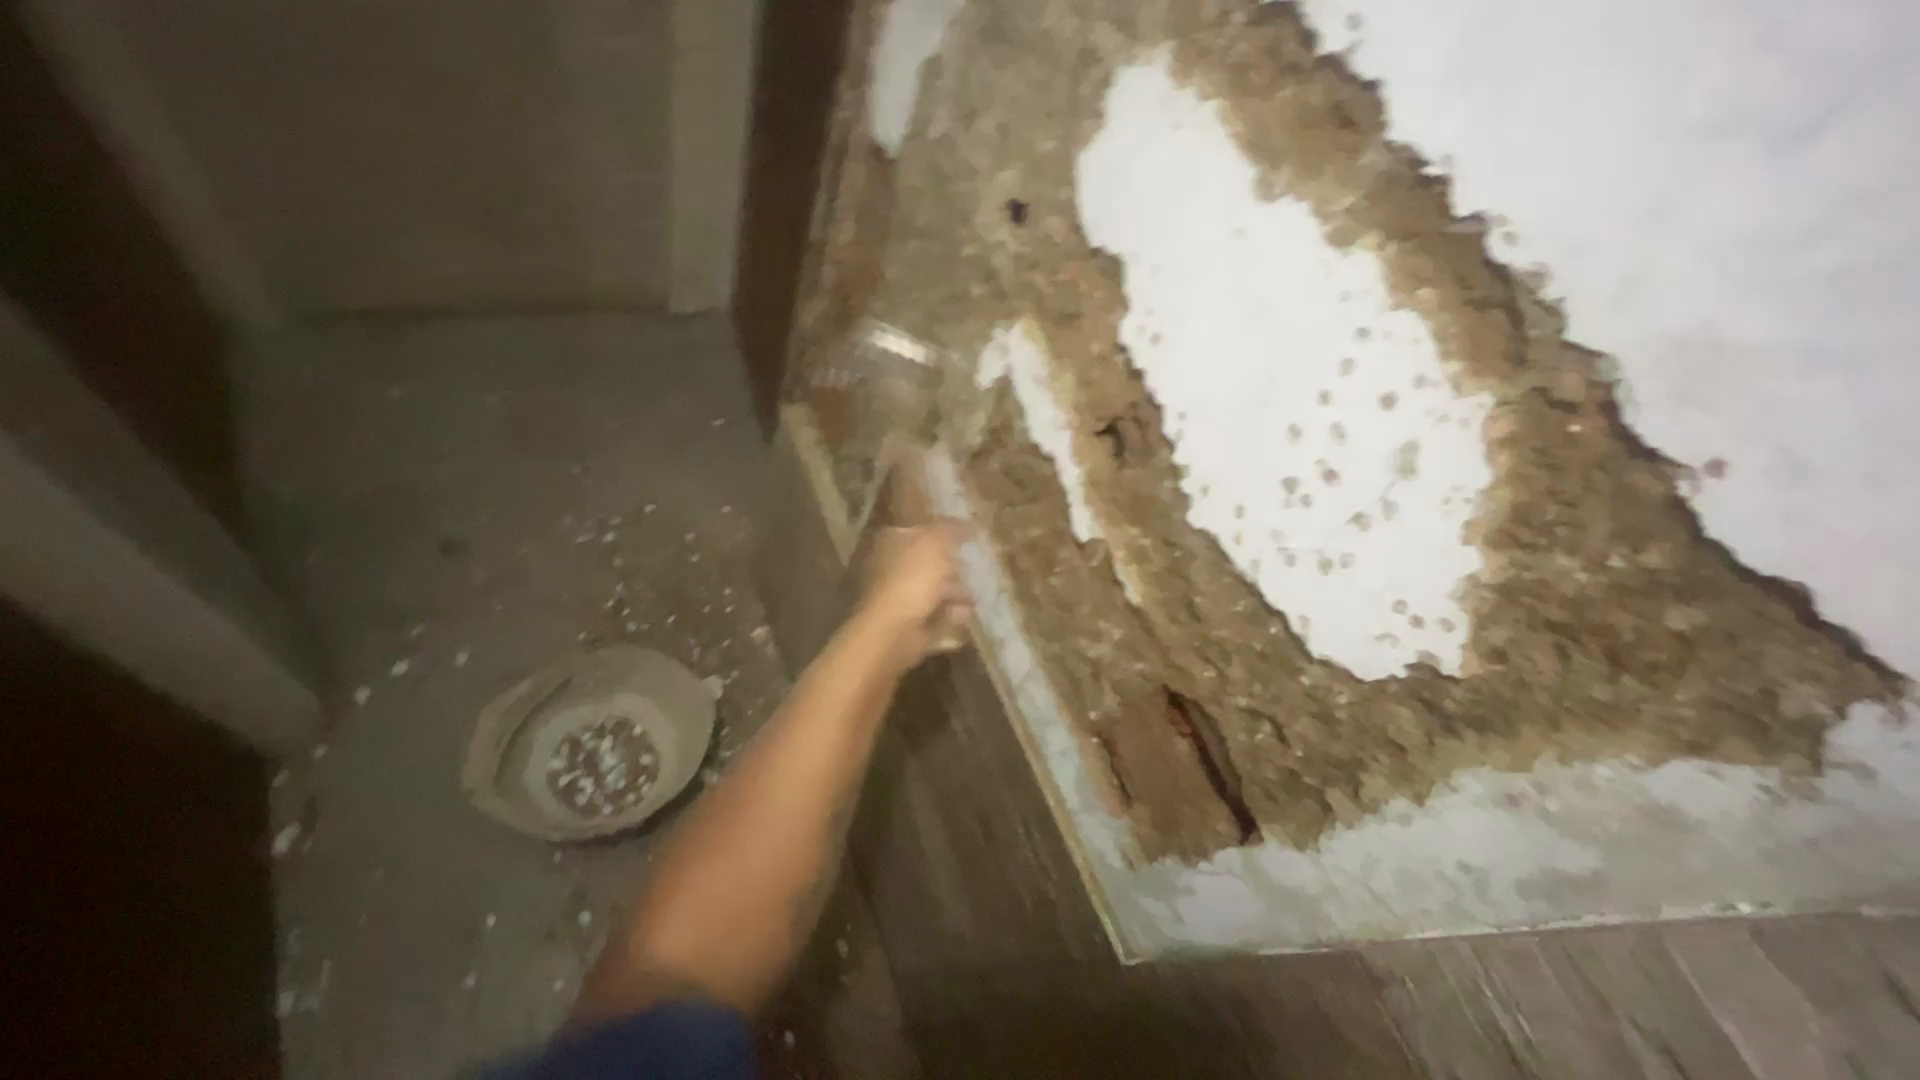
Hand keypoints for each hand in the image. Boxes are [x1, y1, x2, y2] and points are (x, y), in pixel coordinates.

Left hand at [857, 520, 972, 666]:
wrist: (892, 630)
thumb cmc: (912, 577)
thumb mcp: (936, 541)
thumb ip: (952, 529)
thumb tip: (969, 523)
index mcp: (889, 541)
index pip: (917, 530)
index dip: (942, 532)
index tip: (968, 539)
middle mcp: (887, 566)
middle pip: (924, 562)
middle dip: (950, 567)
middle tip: (973, 569)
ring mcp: (893, 597)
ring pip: (929, 590)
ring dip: (953, 593)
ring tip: (974, 597)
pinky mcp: (903, 624)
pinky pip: (931, 615)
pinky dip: (948, 615)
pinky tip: (964, 614)